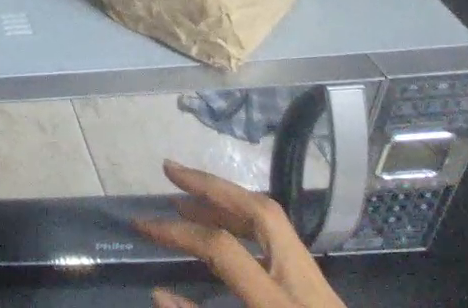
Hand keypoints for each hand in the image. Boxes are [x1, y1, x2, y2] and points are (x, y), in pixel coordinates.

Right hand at [135, 160, 347, 307]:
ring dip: (228, 203)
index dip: (178, 233)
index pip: (225, 249)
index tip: (142, 227)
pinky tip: (222, 231)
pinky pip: (282, 245)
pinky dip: (247, 226)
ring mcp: (322, 290)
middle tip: (170, 171)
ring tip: (185, 199)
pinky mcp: (324, 296)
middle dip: (213, 187)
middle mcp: (308, 290)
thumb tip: (159, 294)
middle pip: (264, 215)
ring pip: (277, 225)